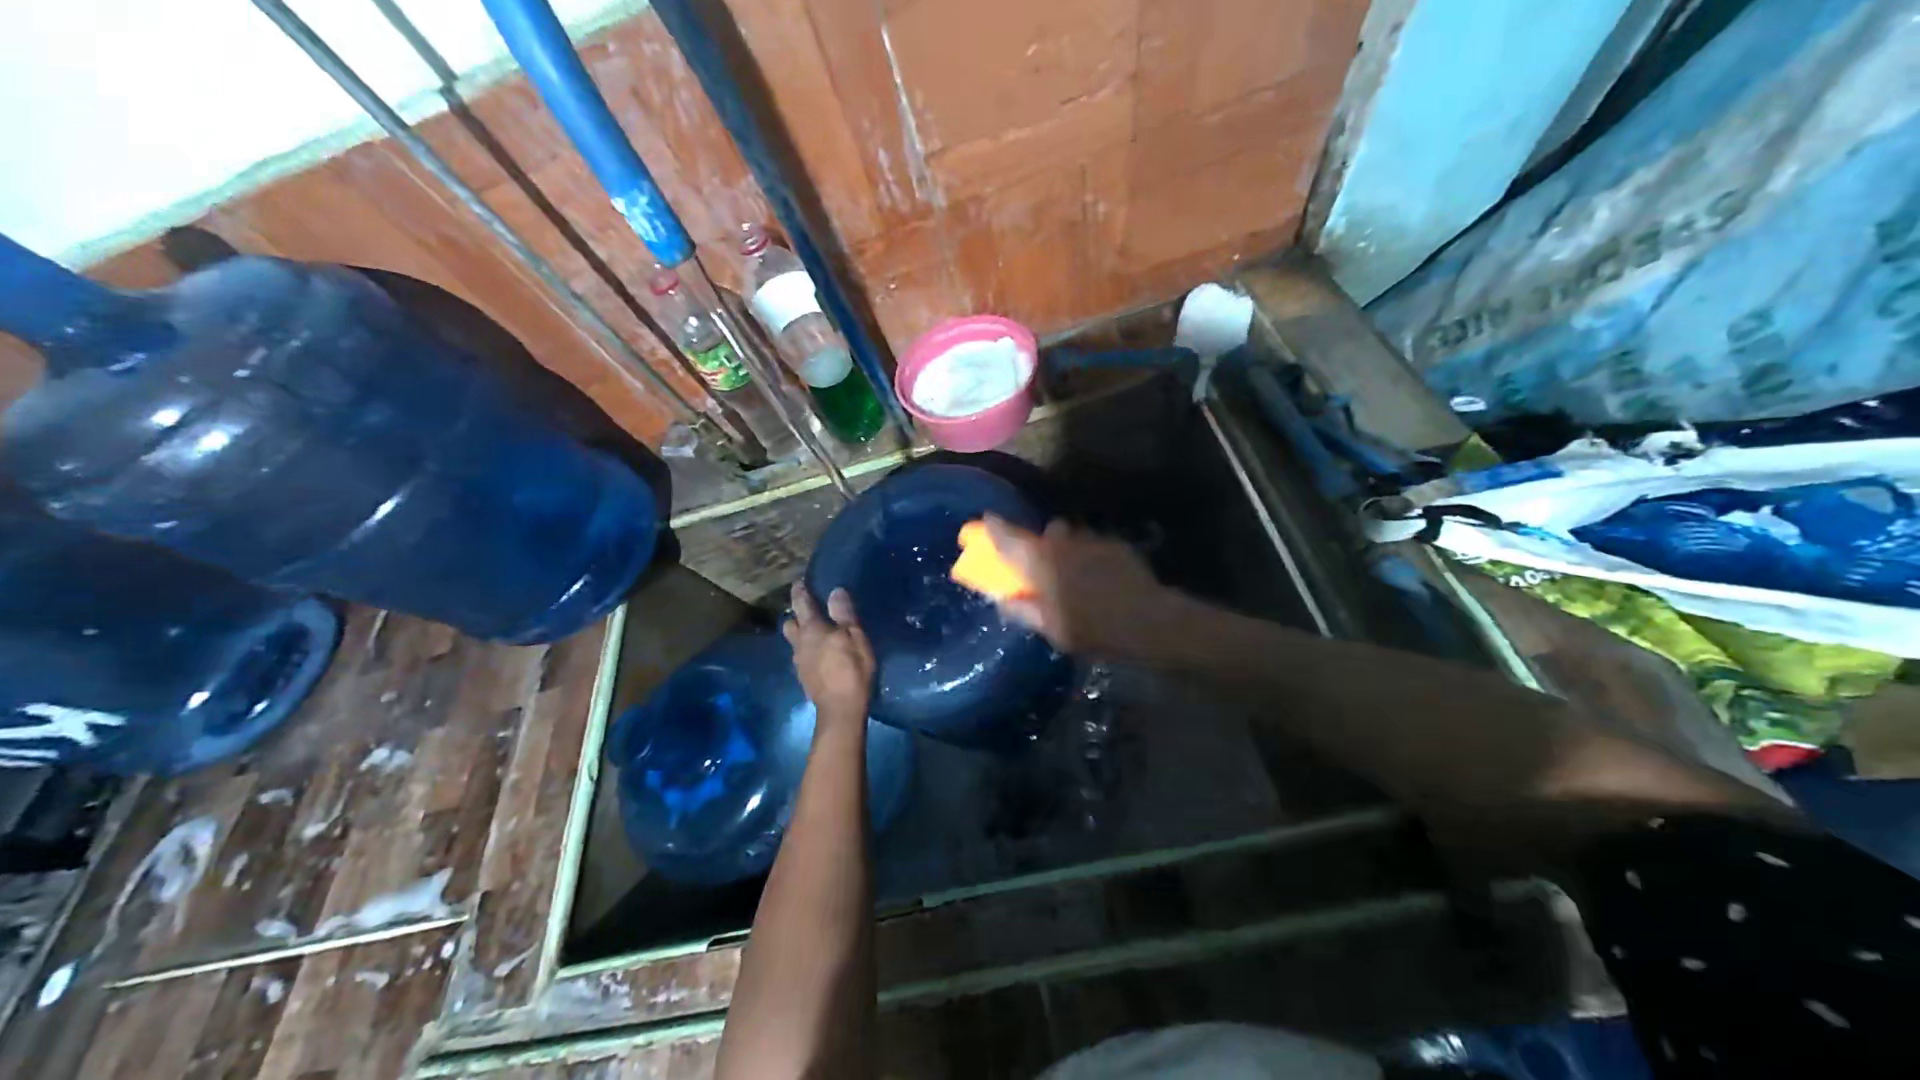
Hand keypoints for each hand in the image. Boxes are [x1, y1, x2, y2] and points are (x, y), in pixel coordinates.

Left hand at [783, 583, 875, 725]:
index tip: (799, 582)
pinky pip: (801, 656)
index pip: (802, 604)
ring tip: (814, 633)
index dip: (800, 591)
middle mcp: (800, 643)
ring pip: (794, 642)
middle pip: (790, 624)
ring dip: (800, 634)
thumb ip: (844, 614)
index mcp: (812, 629)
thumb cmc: (851, 669)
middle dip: (795, 615)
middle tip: (806, 610)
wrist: (840, 709)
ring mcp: (799, 662)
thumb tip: (835, 591)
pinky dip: (807, 650)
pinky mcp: (804, 677)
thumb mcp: (855, 637)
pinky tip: (819, 655)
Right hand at [982, 514, 1179, 657]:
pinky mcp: (1115, 545)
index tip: (986, 521)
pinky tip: (1100, 578)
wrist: (1150, 621)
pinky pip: (1093, 545)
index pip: (1007, 535)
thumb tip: (1003, 600)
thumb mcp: (1051, 629)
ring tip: (1074, 574)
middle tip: (1040, 567)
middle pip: (1043, 534)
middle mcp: (1062, 542)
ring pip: (1070, 537)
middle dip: (1039, 545)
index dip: (994, 527)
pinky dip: (1089, 556)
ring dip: (1066, 549)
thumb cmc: (1094, 629)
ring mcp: (1091, 540)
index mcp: (1040, 561)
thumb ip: (1023, 610)